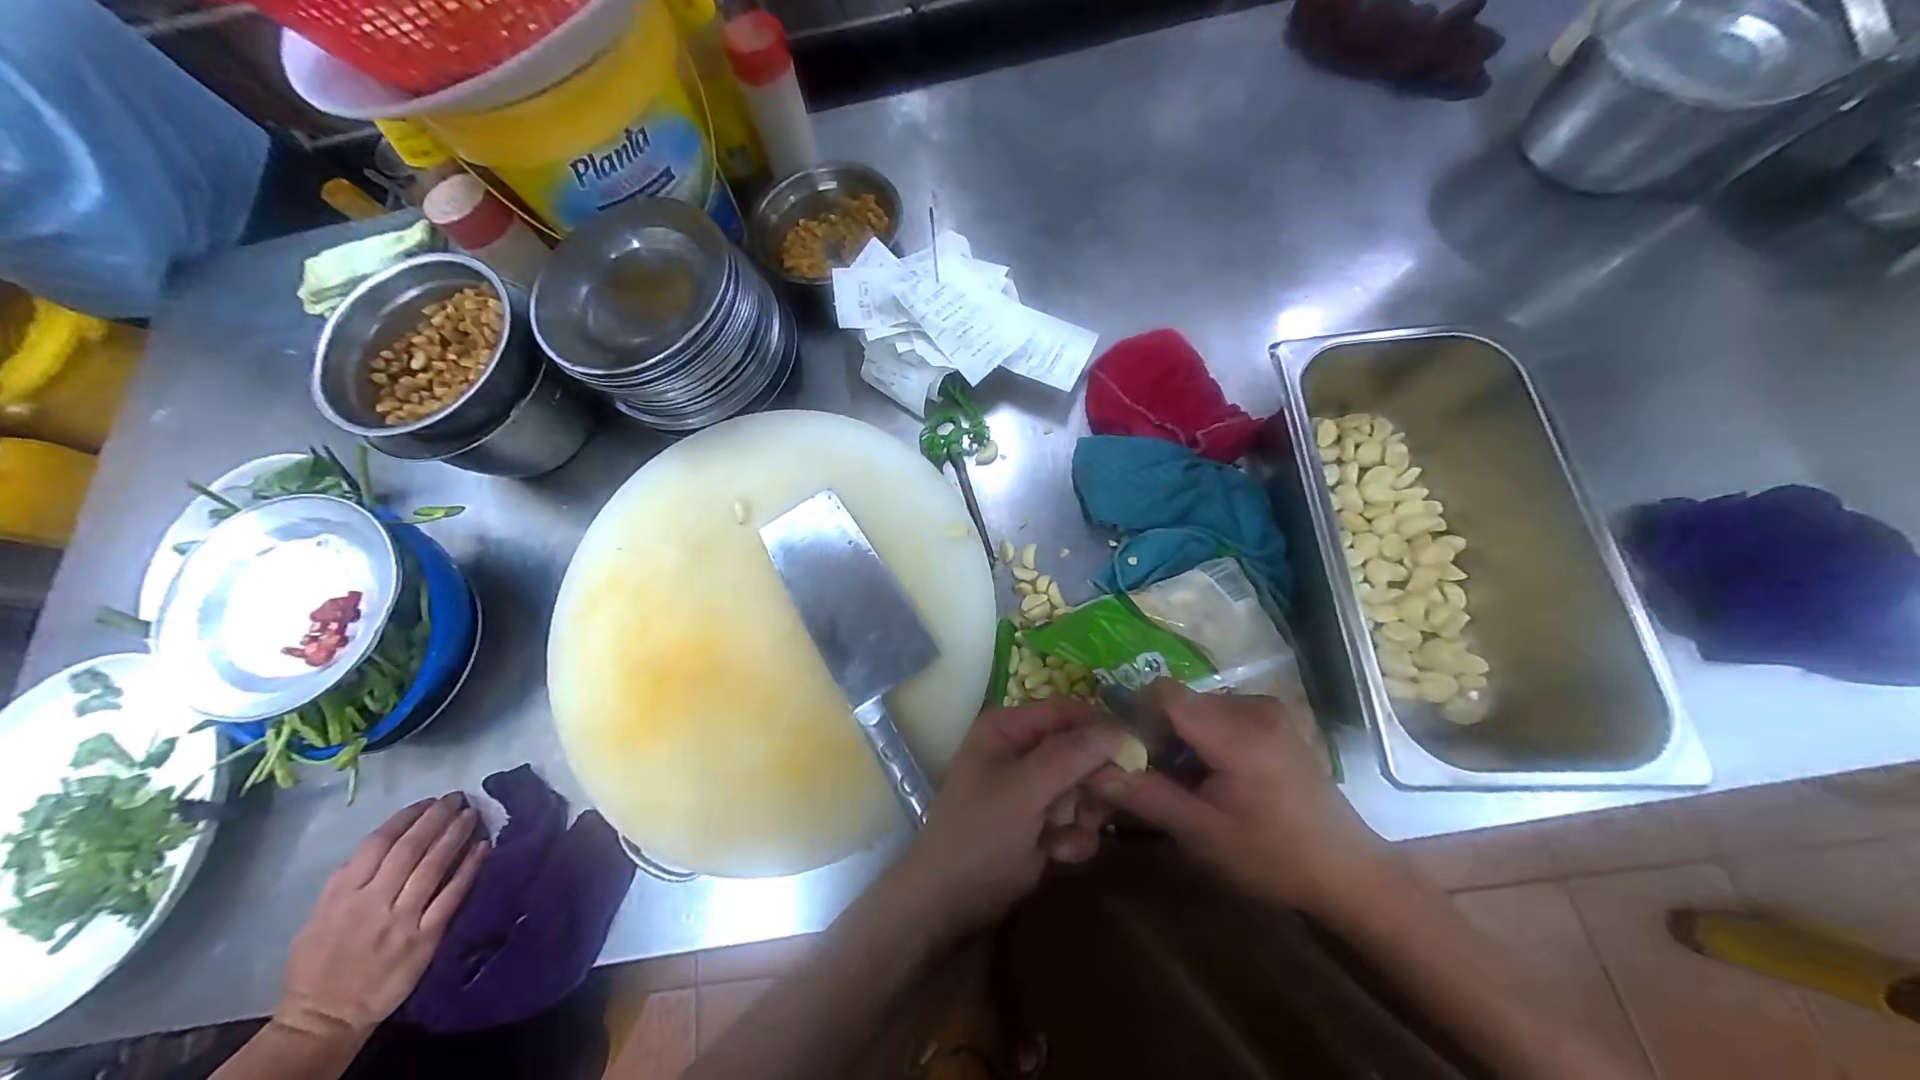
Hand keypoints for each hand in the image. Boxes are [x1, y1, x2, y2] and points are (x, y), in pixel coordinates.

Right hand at [275, 793, 488, 1039]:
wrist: (324, 1017)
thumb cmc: (318, 966)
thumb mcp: (317, 919)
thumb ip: (342, 882)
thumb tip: (373, 847)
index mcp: (343, 895)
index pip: (377, 843)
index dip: (406, 817)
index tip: (428, 801)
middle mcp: (372, 902)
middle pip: (411, 848)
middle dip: (437, 817)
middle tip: (457, 798)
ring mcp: (401, 919)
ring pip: (434, 865)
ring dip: (456, 834)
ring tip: (472, 814)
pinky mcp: (424, 937)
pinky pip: (452, 895)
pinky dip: (470, 868)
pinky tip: (484, 847)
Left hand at [886, 701, 1124, 936]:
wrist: (950, 903)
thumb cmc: (979, 835)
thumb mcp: (1024, 790)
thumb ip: (1071, 756)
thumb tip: (1121, 730)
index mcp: (1008, 727)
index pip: (1068, 711)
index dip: (1101, 729)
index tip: (1136, 754)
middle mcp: (1021, 749)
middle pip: (1081, 750)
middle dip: (1092, 784)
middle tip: (1097, 810)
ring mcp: (1032, 787)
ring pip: (1085, 786)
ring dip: (1085, 815)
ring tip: (1066, 837)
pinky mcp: (1041, 821)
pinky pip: (1078, 817)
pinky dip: (1074, 836)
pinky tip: (1057, 854)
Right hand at [1090, 681, 1394, 916]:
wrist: (1349, 872)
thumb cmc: (1273, 857)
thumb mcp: (1200, 833)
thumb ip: (1144, 795)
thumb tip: (1089, 771)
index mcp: (1236, 731)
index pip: (1162, 693)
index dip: (1137, 718)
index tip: (1134, 759)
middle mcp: (1253, 705)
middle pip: (1179, 700)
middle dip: (1159, 734)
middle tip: (1160, 781)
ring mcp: (1268, 709)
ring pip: (1197, 707)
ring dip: (1182, 737)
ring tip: (1192, 784)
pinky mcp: (1276, 719)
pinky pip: (1220, 714)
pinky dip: (1205, 737)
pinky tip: (1218, 777)